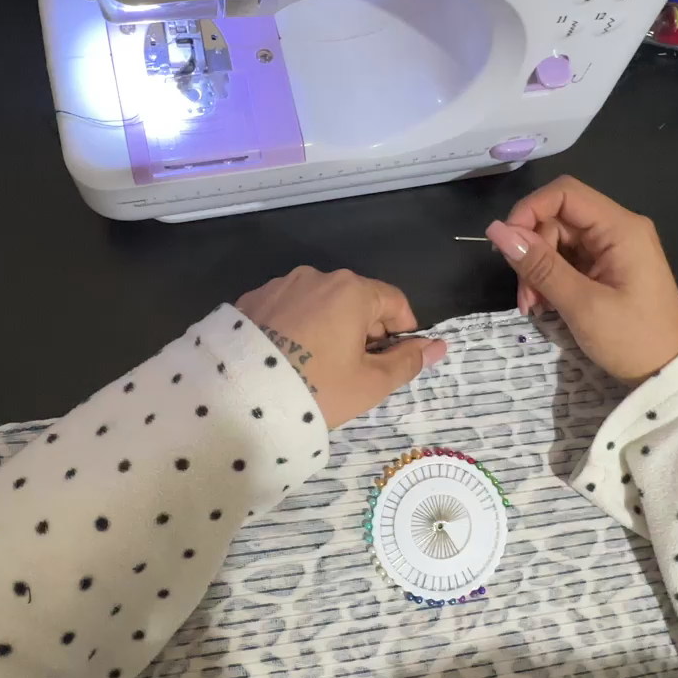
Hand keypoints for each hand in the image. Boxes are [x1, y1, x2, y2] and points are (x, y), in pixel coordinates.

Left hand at [237, 267, 447, 427]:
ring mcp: (280, 285)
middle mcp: (316, 277)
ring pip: (321, 305)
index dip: (402, 331)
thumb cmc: (317, 389)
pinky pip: (288, 310)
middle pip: (356, 301)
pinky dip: (297, 328)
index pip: (394, 302)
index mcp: (352, 291)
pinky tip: (288, 359)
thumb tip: (440, 346)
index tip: (393, 361)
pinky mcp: (251, 300)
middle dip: (365, 331)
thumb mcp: (370, 383)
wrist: (238, 399)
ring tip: (319, 367)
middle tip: (356, 370)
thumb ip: (408, 361)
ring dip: (330, 328)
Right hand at [486, 176, 677, 383]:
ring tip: (533, 306)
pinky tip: (545, 305)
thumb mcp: (581, 304)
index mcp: (620, 228)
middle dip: (532, 252)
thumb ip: (539, 265)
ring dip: (537, 270)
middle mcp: (617, 229)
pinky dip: (550, 279)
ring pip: (557, 241)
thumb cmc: (632, 339)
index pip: (564, 193)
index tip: (506, 246)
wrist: (669, 373)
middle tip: (526, 297)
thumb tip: (496, 231)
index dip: (529, 211)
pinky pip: (568, 259)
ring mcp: (612, 248)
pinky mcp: (606, 267)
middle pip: (557, 219)